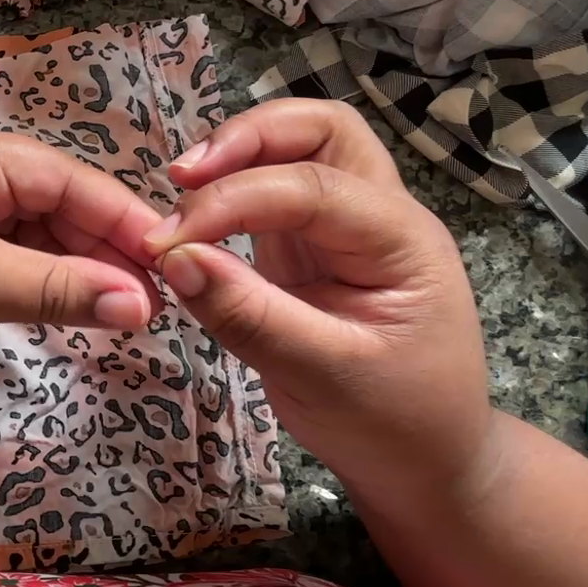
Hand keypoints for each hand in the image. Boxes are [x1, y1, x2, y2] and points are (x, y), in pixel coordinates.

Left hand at [0, 129, 166, 382]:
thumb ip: (60, 289)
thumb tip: (144, 306)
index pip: (66, 177)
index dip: (121, 218)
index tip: (171, 259)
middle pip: (54, 201)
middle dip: (101, 248)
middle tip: (154, 297)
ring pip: (33, 230)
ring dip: (73, 267)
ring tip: (125, 308)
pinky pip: (6, 251)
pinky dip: (38, 276)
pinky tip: (74, 302)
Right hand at [139, 99, 491, 503]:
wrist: (422, 456)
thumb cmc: (392, 420)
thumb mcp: (320, 376)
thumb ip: (248, 315)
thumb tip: (174, 259)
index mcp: (401, 241)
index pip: (311, 186)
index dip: (231, 201)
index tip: (165, 243)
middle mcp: (378, 215)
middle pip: (321, 130)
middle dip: (247, 137)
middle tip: (182, 175)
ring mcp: (341, 225)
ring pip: (296, 147)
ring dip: (236, 153)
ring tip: (181, 186)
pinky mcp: (306, 243)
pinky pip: (269, 189)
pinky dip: (228, 187)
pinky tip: (193, 212)